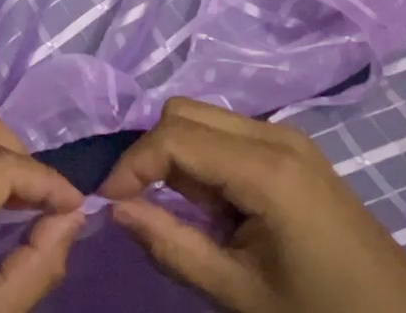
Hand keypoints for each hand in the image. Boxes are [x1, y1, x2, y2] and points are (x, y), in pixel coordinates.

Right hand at [101, 98, 405, 312]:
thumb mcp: (240, 293)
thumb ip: (171, 246)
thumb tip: (114, 209)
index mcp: (266, 168)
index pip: (173, 137)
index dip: (131, 165)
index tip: (109, 204)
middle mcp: (275, 135)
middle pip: (183, 112)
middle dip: (153, 153)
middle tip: (146, 208)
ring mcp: (289, 139)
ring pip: (204, 119)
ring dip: (179, 157)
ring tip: (186, 216)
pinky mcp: (295, 152)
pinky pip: (229, 135)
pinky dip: (206, 160)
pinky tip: (217, 210)